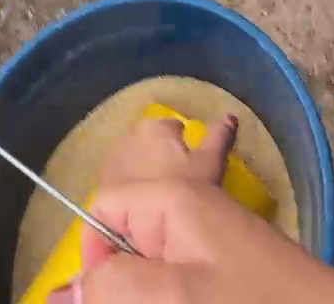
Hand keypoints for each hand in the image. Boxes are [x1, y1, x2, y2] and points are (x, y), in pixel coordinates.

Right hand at [53, 179, 333, 303]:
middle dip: (118, 277)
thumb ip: (114, 285)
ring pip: (153, 261)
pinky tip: (176, 293)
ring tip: (173, 293)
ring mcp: (210, 234)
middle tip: (146, 294)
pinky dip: (169, 287)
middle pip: (127, 235)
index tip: (104, 300)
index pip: (103, 210)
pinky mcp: (227, 263)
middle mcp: (187, 206)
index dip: (92, 258)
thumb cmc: (251, 303)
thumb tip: (67, 291)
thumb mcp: (174, 296)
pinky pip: (178, 272)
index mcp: (171, 197)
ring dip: (145, 287)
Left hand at [96, 113, 237, 190]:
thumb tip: (231, 116)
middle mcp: (130, 135)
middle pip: (149, 141)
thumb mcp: (209, 162)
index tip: (187, 159)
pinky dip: (130, 185)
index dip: (180, 142)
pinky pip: (120, 178)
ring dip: (142, 169)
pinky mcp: (103, 181)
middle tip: (171, 177)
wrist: (148, 218)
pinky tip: (141, 202)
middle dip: (158, 154)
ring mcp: (114, 158)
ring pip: (133, 159)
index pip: (171, 128)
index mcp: (155, 127)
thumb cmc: (185, 185)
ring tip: (156, 192)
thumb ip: (219, 135)